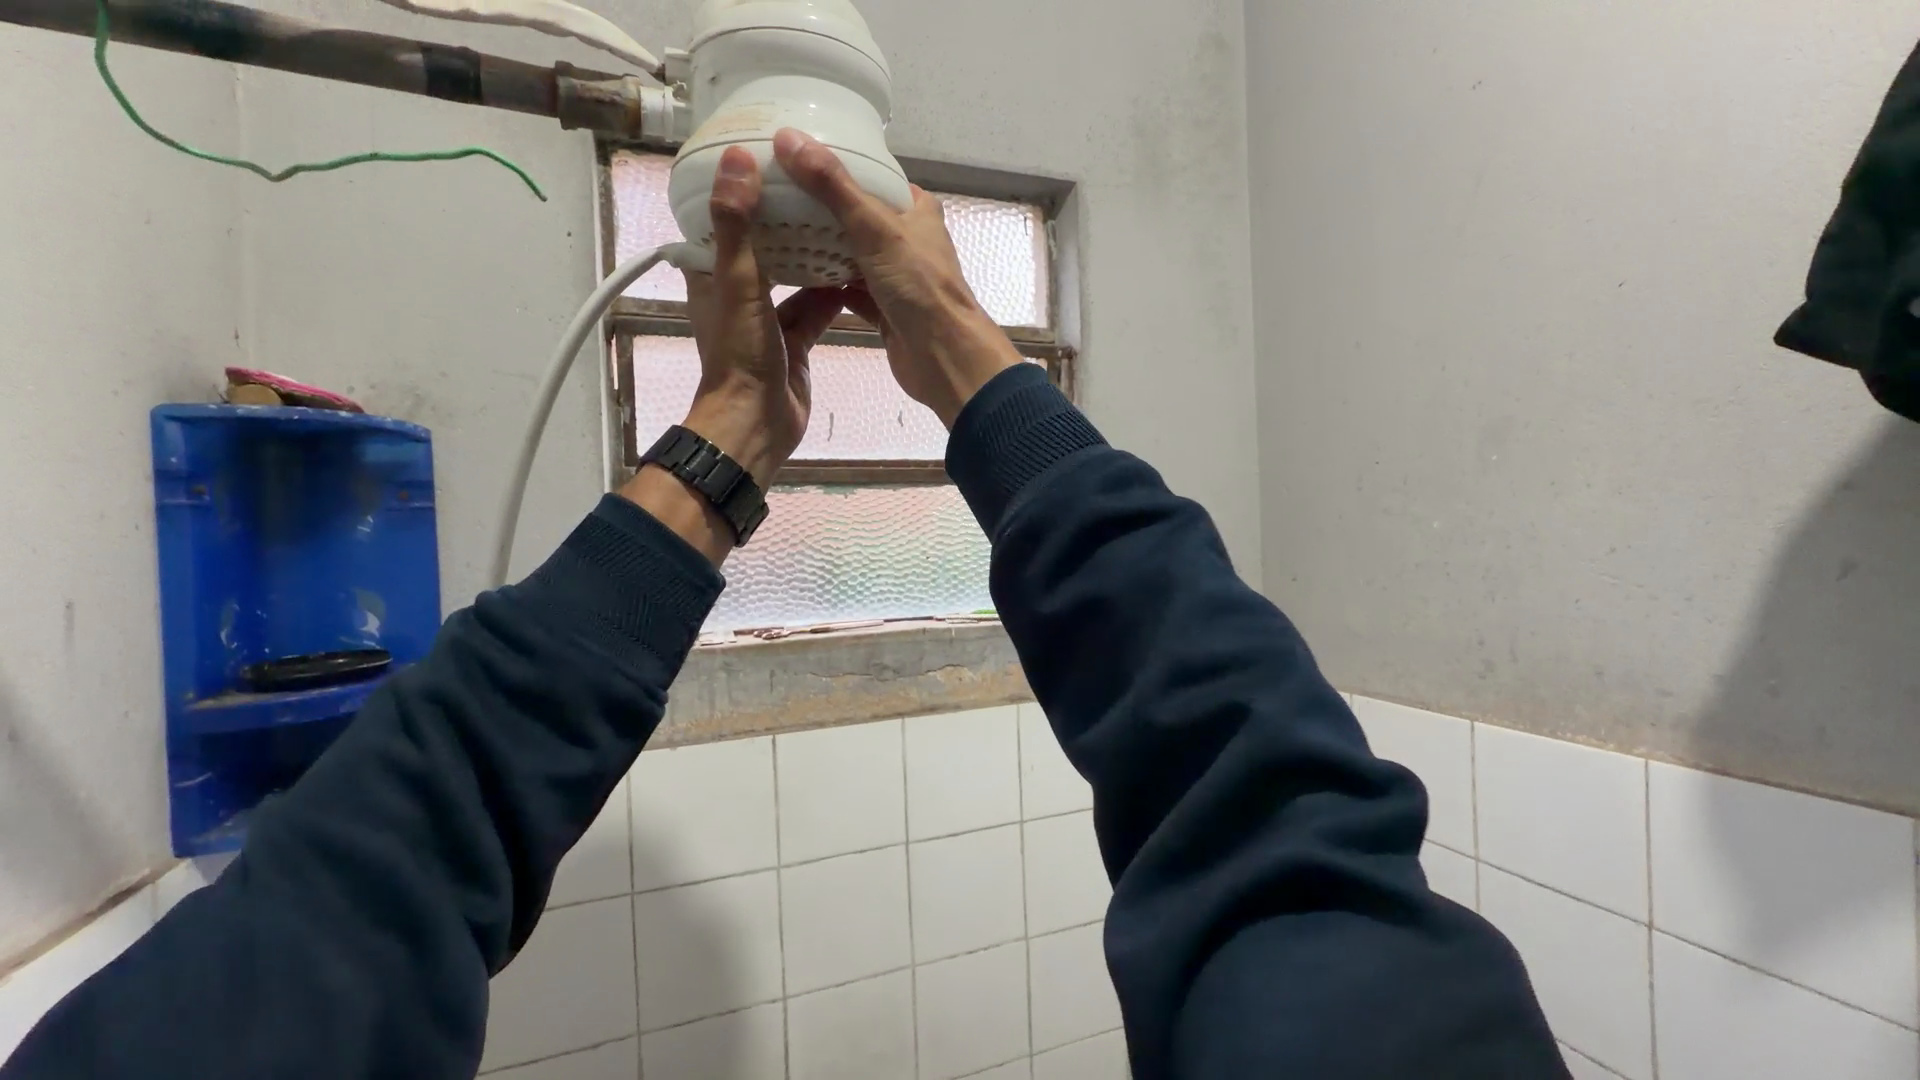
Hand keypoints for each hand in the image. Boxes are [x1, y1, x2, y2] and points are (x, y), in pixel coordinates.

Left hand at [682, 144, 847, 485]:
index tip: (765, 156)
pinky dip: (832, 293)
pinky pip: (815, 308)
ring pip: (793, 277)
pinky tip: (855, 271)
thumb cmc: (741, 355)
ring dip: (814, 256)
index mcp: (712, 276)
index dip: (738, 190)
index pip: (721, 221)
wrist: (758, 423)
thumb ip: (737, 226)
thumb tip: (736, 160)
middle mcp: (738, 293)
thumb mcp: (737, 285)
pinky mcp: (795, 341)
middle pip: (763, 246)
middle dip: (786, 219)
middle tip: (814, 183)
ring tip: (841, 220)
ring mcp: (768, 319)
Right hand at [772, 129, 1022, 427]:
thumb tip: (787, 137)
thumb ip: (832, 186)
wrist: (942, 356)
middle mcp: (908, 241)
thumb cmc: (917, 286)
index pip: (875, 178)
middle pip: (859, 218)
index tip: (796, 160)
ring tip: (778, 232)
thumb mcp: (874, 227)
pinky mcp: (885, 310)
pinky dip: (827, 285)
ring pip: (853, 256)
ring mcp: (897, 278)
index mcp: (917, 211)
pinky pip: (850, 291)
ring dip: (822, 249)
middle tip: (777, 197)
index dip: (840, 167)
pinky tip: (796, 276)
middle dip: (823, 210)